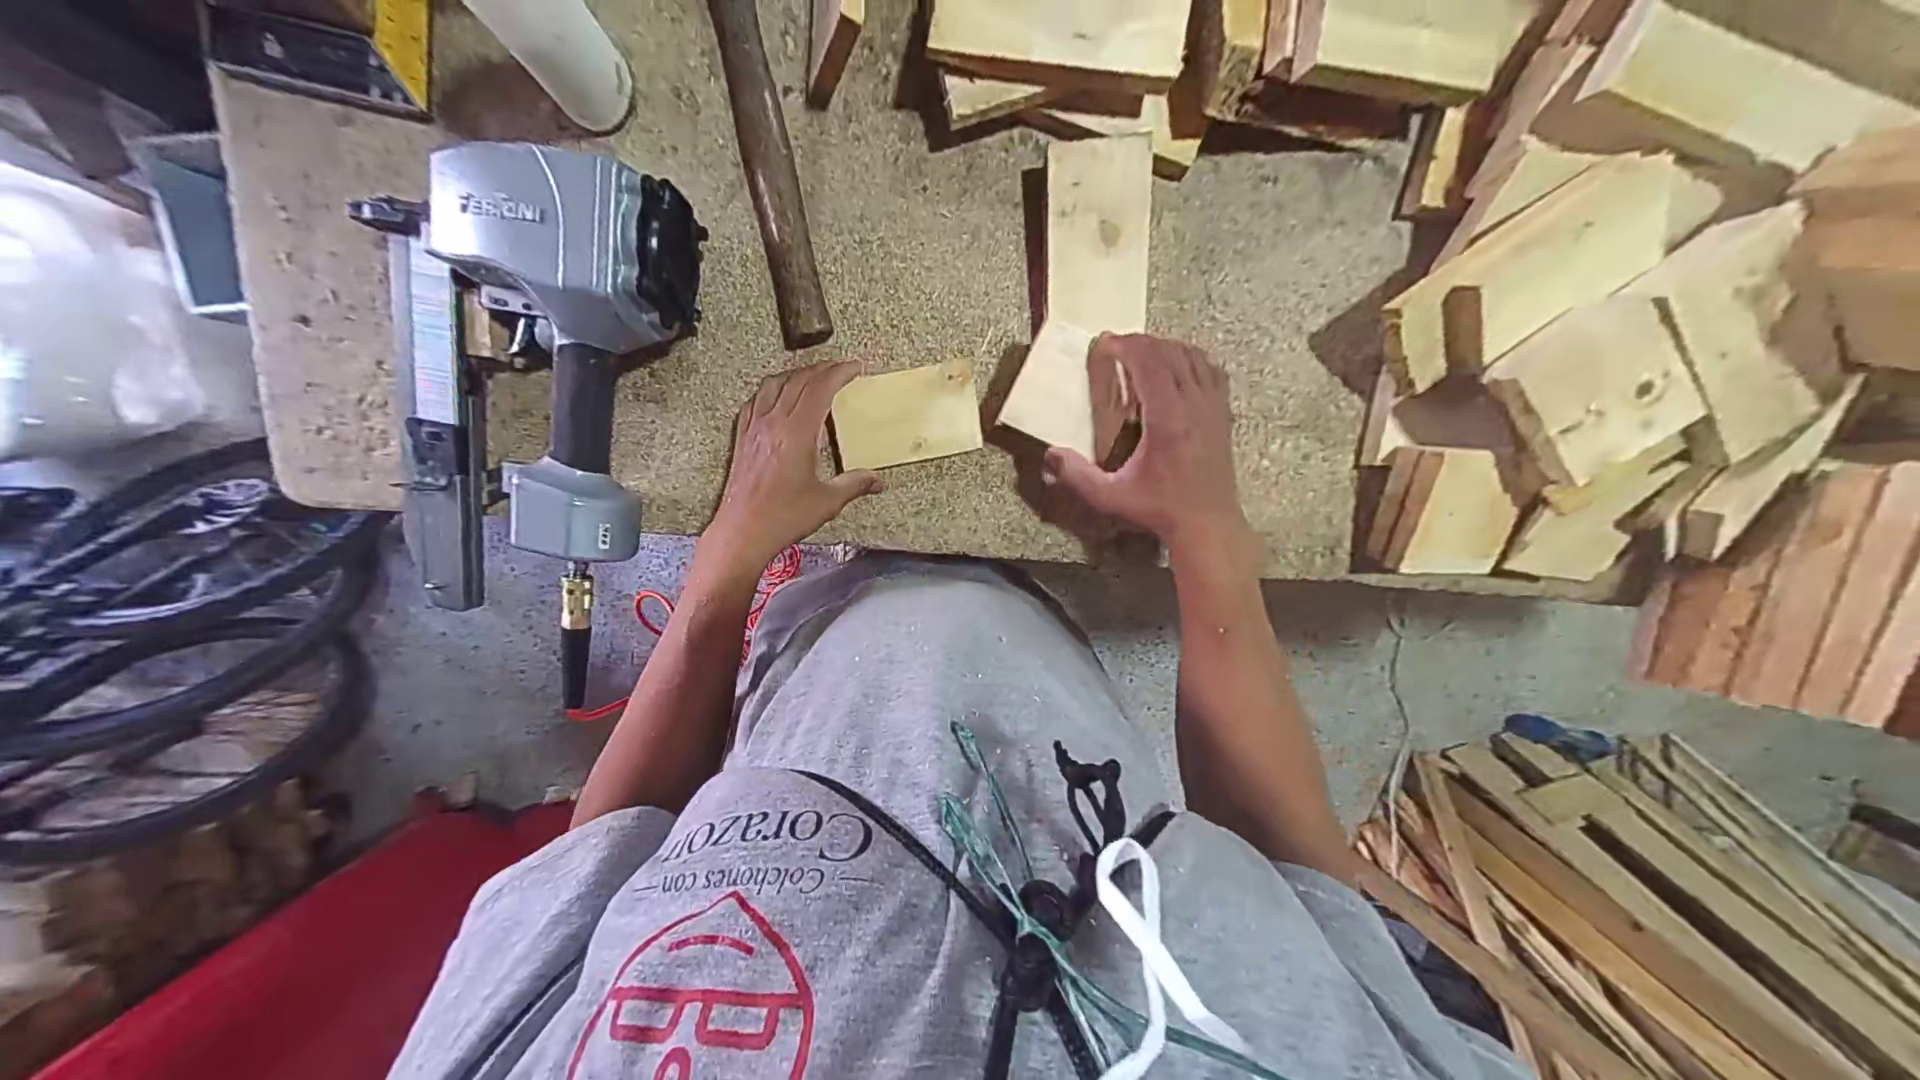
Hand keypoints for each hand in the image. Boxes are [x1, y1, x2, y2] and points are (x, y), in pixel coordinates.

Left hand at [700, 361, 883, 580]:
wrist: (742, 532)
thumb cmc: (782, 518)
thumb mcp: (827, 502)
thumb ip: (854, 484)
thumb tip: (877, 481)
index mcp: (796, 433)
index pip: (820, 388)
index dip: (839, 373)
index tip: (854, 368)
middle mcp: (773, 423)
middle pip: (798, 380)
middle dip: (821, 369)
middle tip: (839, 369)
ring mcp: (754, 429)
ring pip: (774, 385)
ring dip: (796, 374)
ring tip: (811, 375)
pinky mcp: (742, 439)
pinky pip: (755, 401)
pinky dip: (771, 389)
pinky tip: (776, 394)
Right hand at [1042, 334, 1254, 566]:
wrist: (1207, 523)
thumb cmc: (1160, 509)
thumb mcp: (1110, 496)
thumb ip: (1077, 476)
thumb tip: (1050, 455)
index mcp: (1168, 418)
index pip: (1149, 362)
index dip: (1126, 345)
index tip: (1106, 343)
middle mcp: (1194, 405)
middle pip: (1169, 352)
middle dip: (1142, 342)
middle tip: (1117, 347)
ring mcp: (1213, 407)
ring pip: (1192, 356)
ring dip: (1165, 348)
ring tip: (1142, 354)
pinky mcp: (1222, 414)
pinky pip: (1211, 370)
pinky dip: (1191, 359)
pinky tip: (1177, 367)